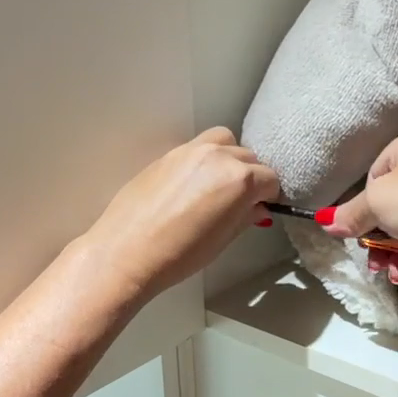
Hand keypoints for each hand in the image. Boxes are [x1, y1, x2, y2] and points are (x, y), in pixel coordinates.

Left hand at [78, 128, 278, 300]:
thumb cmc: (179, 254)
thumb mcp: (223, 239)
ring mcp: (191, 151)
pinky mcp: (168, 154)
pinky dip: (206, 159)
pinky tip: (194, 185)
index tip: (262, 209)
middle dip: (251, 178)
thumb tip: (257, 208)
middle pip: (250, 158)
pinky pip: (199, 147)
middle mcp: (219, 156)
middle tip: (241, 202)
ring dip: (230, 159)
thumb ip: (245, 217)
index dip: (270, 196)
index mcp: (239, 179)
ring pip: (225, 143)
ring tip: (219, 185)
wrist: (127, 251)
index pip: (270, 179)